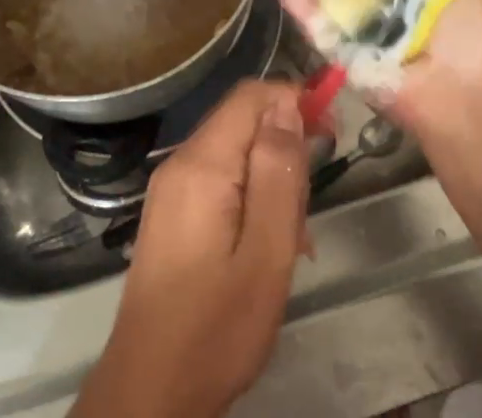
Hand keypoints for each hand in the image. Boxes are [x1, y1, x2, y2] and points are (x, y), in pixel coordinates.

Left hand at [73, 80, 309, 417]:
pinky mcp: (174, 215)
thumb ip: (280, 172)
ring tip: (291, 240)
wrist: (151, 392)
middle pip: (245, 121)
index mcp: (201, 165)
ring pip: (238, 154)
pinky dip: (254, 202)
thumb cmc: (217, 327)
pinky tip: (268, 248)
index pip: (252, 95)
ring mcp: (172, 191)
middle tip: (306, 213)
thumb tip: (288, 104)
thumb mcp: (267, 251)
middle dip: (287, 151)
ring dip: (274, 184)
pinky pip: (223, 183)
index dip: (296, 101)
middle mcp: (180, 165)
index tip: (330, 138)